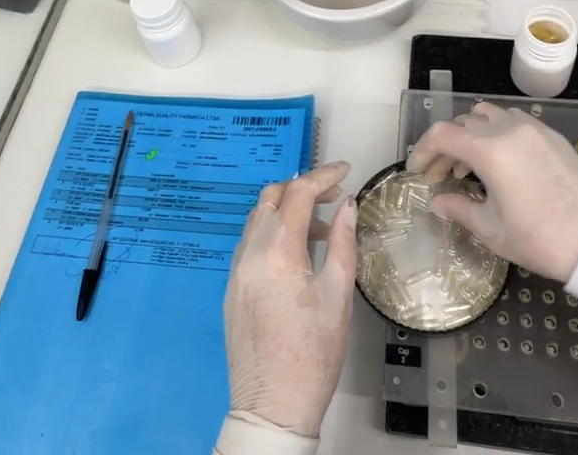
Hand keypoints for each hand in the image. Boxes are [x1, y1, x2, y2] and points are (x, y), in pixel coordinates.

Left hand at [224, 161, 358, 437]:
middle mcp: (249, 253)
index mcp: (277, 251)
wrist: (272, 406)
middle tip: (334, 198)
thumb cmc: (314, 353)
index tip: (346, 170)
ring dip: (286, 210)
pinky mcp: (230, 288)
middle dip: (302, 188)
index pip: (298, 193)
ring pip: (256, 218)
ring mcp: (235, 270)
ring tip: (320, 230)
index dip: (324, 175)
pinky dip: (272, 232)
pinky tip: (296, 253)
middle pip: (270, 197)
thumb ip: (343, 244)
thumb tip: (347, 205)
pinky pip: (249, 242)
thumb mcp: (338, 295)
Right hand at [405, 102, 577, 281]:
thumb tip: (437, 202)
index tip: (417, 172)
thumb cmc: (539, 239)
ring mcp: (533, 128)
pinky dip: (496, 133)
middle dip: (446, 147)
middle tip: (441, 175)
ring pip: (489, 116)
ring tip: (470, 167)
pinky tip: (500, 162)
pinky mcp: (551, 135)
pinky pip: (513, 122)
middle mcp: (509, 129)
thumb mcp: (491, 229)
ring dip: (471, 135)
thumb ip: (458, 208)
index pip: (442, 135)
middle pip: (463, 124)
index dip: (423, 151)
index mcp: (490, 150)